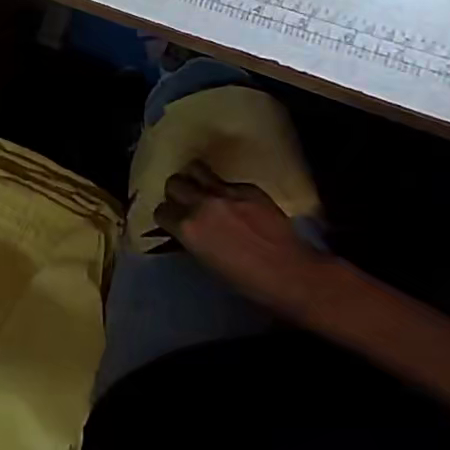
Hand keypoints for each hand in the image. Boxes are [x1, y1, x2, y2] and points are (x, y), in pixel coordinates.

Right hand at [153, 161, 330, 316]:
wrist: (288, 271)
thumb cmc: (245, 280)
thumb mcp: (206, 262)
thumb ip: (191, 240)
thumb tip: (185, 230)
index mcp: (188, 228)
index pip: (162, 211)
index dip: (166, 217)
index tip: (173, 222)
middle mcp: (202, 203)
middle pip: (174, 182)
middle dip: (176, 193)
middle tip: (186, 204)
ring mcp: (226, 191)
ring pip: (196, 169)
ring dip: (194, 179)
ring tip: (203, 191)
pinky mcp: (248, 187)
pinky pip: (226, 181)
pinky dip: (224, 189)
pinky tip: (235, 204)